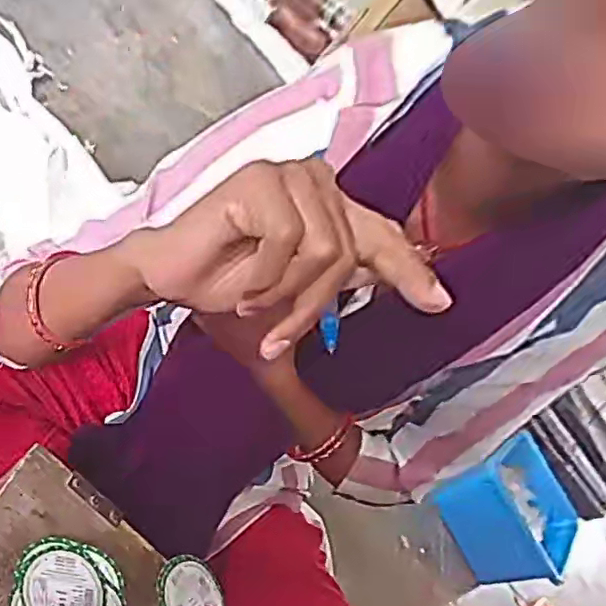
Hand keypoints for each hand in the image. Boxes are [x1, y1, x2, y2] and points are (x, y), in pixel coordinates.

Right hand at [113, 159, 451, 361]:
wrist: (166, 276)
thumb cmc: (217, 295)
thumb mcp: (273, 331)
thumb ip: (306, 356)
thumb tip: (325, 427)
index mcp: (326, 212)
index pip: (381, 238)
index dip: (410, 270)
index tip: (438, 304)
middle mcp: (318, 187)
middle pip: (354, 254)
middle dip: (313, 309)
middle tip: (275, 341)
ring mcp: (292, 178)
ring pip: (326, 251)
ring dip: (286, 297)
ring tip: (250, 309)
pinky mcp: (263, 181)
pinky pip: (287, 242)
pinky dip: (263, 279)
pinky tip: (239, 290)